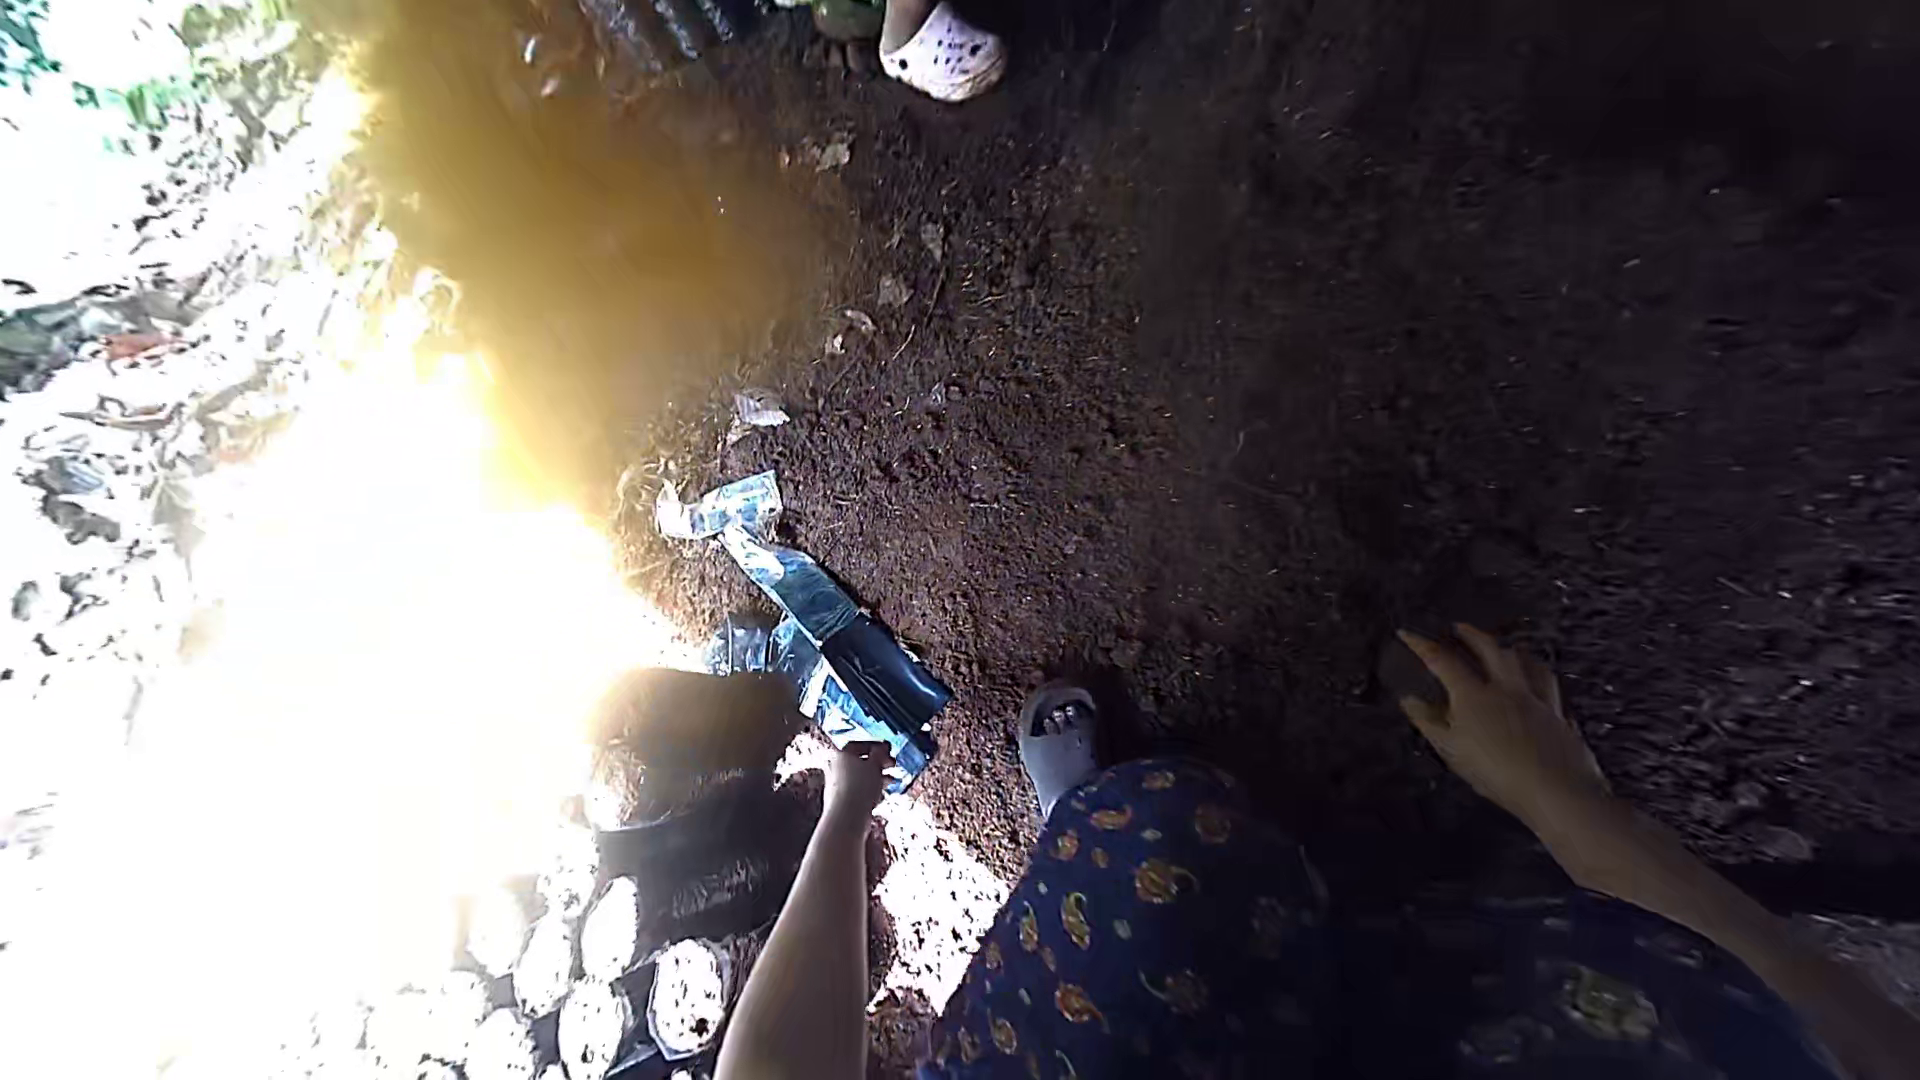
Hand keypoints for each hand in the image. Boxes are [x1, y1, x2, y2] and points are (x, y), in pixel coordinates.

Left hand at [824, 743, 889, 823]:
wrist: (847, 817)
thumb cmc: (860, 787)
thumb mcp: (875, 765)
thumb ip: (880, 753)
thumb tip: (882, 746)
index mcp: (842, 755)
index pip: (858, 745)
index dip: (875, 746)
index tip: (887, 749)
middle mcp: (836, 768)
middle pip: (859, 761)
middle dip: (877, 762)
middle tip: (891, 764)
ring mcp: (837, 785)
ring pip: (860, 776)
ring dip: (876, 776)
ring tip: (891, 780)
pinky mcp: (841, 800)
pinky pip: (858, 790)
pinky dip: (870, 789)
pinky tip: (881, 793)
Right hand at [1397, 624, 1612, 830]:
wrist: (1559, 795)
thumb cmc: (1495, 771)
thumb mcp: (1449, 749)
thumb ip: (1427, 721)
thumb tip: (1409, 699)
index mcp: (1474, 695)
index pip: (1442, 660)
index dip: (1422, 644)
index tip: (1406, 632)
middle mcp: (1508, 690)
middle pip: (1492, 650)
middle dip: (1473, 634)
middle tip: (1459, 627)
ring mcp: (1539, 702)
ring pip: (1529, 664)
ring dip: (1512, 650)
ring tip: (1504, 647)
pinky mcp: (1562, 718)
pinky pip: (1551, 689)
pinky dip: (1539, 679)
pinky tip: (1538, 685)